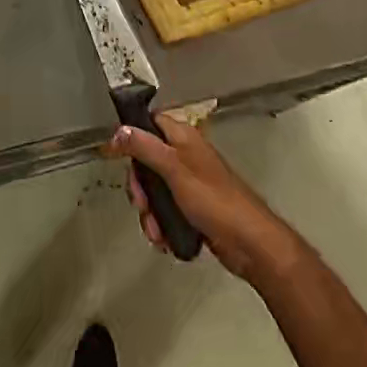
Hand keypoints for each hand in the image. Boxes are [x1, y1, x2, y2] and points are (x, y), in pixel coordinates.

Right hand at [110, 114, 302, 281]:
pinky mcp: (193, 208)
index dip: (133, 136)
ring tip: (155, 231)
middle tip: (142, 204)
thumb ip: (145, 148)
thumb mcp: (174, 170)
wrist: (248, 243)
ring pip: (155, 190)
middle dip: (140, 187)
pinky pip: (166, 210)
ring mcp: (190, 183)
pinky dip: (161, 223)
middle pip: (147, 161)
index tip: (119, 155)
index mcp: (184, 138)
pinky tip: (163, 238)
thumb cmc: (213, 200)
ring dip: (149, 211)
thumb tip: (118, 130)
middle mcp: (186, 156)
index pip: (151, 123)